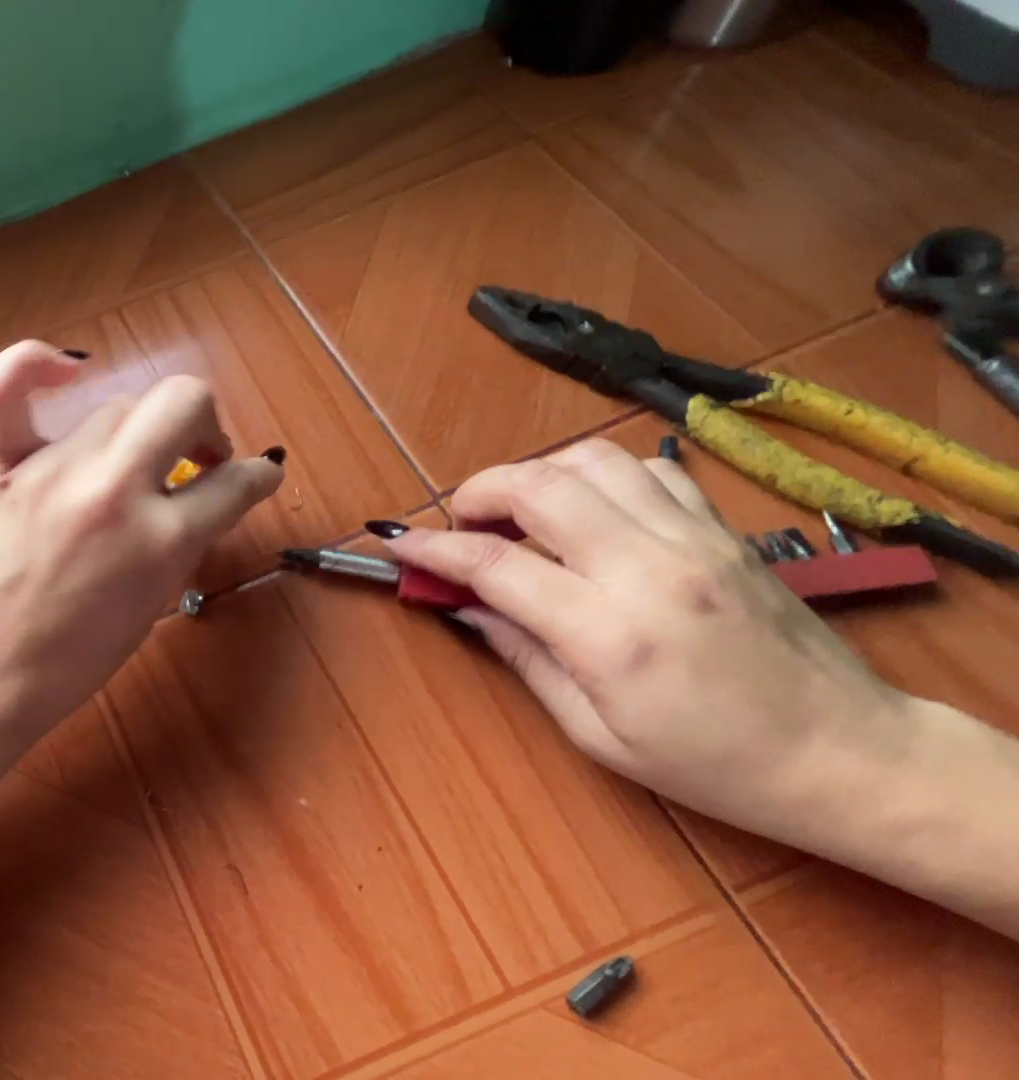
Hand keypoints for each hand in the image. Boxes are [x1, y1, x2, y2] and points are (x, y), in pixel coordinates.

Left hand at [0, 341, 283, 751]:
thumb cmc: (81, 655)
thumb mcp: (157, 599)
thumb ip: (187, 538)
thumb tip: (212, 489)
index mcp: (162, 539)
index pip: (234, 483)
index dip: (256, 477)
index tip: (257, 476)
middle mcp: (112, 489)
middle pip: (182, 402)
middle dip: (206, 425)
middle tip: (199, 459)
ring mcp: (54, 471)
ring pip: (118, 408)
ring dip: (141, 430)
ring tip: (136, 463)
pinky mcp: (7, 468)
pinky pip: (4, 394)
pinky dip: (29, 366)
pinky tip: (63, 370)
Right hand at [381, 439, 914, 847]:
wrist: (847, 754)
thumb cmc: (709, 763)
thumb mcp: (593, 731)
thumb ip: (522, 655)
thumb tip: (466, 605)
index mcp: (609, 634)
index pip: (495, 564)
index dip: (432, 547)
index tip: (396, 543)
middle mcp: (650, 568)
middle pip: (539, 486)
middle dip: (478, 490)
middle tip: (460, 522)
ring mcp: (695, 539)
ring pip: (590, 460)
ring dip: (536, 475)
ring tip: (517, 513)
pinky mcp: (723, 529)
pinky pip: (645, 470)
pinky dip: (597, 477)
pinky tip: (586, 512)